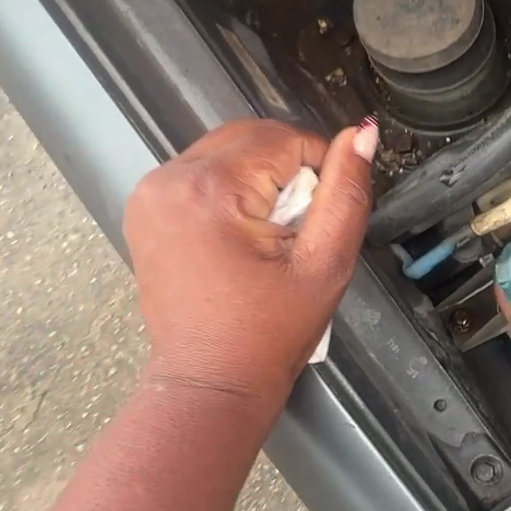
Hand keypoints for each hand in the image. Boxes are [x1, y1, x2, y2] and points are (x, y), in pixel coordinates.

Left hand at [123, 118, 378, 407]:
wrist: (214, 378)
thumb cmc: (274, 330)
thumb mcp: (325, 263)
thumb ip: (347, 194)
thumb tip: (364, 132)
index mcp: (212, 188)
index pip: (284, 138)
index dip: (320, 171)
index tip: (320, 223)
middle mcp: (169, 178)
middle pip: (251, 137)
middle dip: (289, 172)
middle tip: (299, 231)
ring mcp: (150, 192)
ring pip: (227, 153)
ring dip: (262, 180)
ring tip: (272, 239)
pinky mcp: (146, 210)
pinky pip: (201, 175)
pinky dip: (233, 193)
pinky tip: (244, 241)